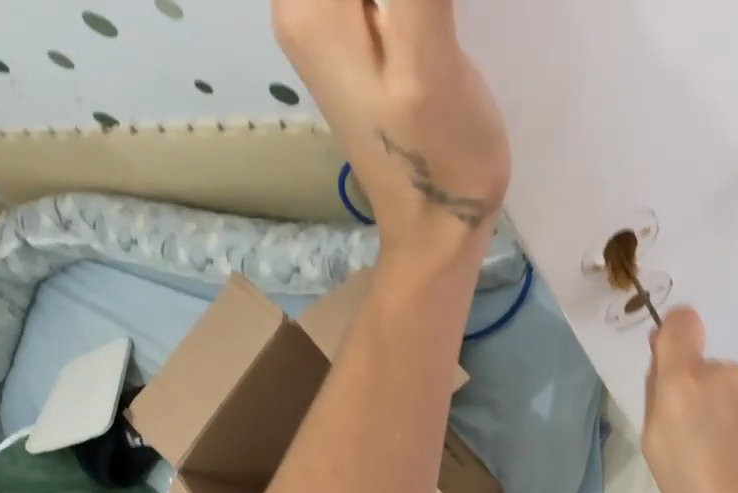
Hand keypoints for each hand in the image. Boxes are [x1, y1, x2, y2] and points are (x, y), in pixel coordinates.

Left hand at [274, 0, 510, 258]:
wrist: (436, 226)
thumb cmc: (440, 153)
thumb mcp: (429, 60)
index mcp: (309, 3)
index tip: (433, 8)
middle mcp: (297, 1)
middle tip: (439, 17)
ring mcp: (318, 19)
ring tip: (441, 19)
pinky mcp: (346, 34)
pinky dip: (405, 1)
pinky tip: (430, 12)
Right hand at [641, 308, 737, 492]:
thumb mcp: (655, 449)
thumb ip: (658, 397)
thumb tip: (664, 363)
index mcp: (683, 381)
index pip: (681, 322)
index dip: (676, 335)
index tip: (676, 364)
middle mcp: (724, 373)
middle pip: (708, 369)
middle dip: (703, 394)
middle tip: (703, 442)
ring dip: (732, 411)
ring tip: (733, 458)